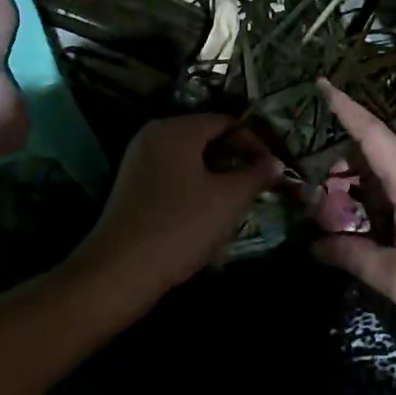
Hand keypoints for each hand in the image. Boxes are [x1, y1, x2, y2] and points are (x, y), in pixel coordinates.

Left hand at [79, 115, 282, 291]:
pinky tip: (212, 214)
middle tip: (261, 184)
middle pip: (207, 138)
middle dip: (237, 160)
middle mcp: (154, 137)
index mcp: (175, 129)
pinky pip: (175, 176)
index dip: (255, 142)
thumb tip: (276, 163)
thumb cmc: (180, 225)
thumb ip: (256, 175)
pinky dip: (198, 187)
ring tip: (241, 201)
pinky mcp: (134, 188)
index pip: (225, 122)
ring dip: (220, 176)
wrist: (120, 272)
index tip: (273, 169)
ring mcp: (140, 162)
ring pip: (192, 160)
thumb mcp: (228, 199)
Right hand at [312, 79, 395, 372]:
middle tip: (312, 194)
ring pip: (392, 173)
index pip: (373, 134)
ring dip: (362, 186)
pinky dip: (381, 198)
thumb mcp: (395, 278)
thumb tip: (313, 245)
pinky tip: (369, 227)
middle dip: (342, 165)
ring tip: (334, 214)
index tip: (323, 83)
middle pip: (378, 153)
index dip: (346, 108)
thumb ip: (350, 255)